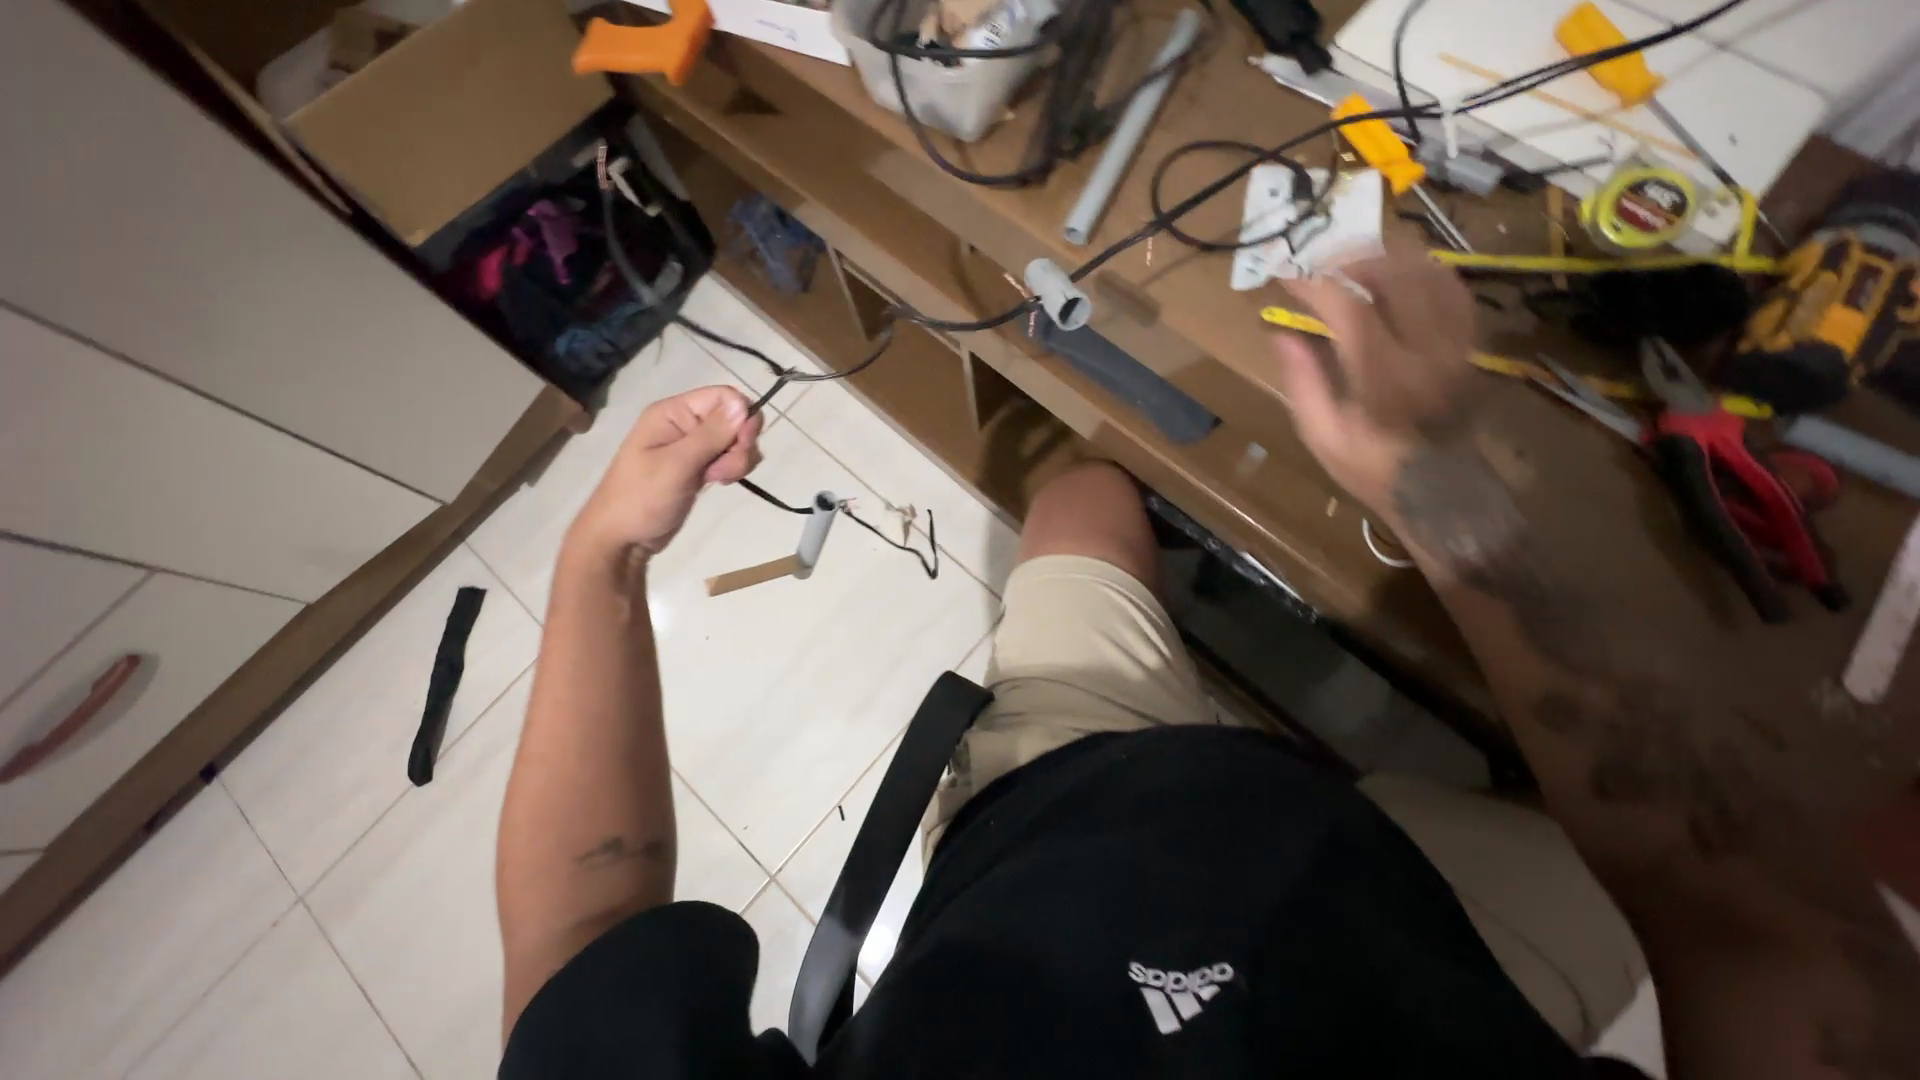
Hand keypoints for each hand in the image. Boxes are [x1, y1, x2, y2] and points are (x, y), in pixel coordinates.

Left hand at [568, 386, 763, 558]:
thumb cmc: (641, 498)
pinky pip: (729, 457)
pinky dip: (733, 469)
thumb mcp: (676, 465)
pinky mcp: (700, 466)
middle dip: (741, 443)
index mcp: (673, 413)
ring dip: (738, 459)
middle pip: (734, 418)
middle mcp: (685, 423)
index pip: (723, 396)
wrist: (622, 538)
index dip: (742, 416)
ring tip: (717, 479)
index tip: (744, 443)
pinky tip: (718, 483)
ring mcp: (693, 446)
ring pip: (736, 440)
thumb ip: (711, 435)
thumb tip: (743, 404)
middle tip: (725, 470)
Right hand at [1268, 248, 1478, 520]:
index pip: (1351, 309)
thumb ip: (1303, 382)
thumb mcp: (1322, 436)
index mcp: (1384, 379)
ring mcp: (1456, 345)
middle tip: (1321, 264)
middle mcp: (1427, 352)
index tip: (1289, 275)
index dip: (1317, 284)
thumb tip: (1281, 333)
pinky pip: (1454, 291)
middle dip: (1352, 260)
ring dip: (1389, 260)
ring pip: (1430, 274)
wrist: (1440, 491)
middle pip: (1396, 276)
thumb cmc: (1372, 468)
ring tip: (1355, 265)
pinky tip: (1400, 276)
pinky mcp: (1471, 345)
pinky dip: (1424, 273)